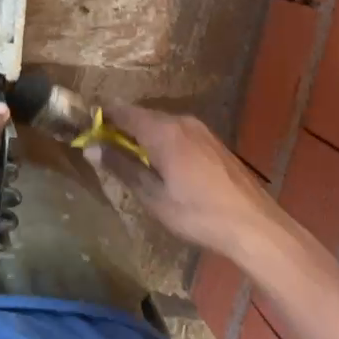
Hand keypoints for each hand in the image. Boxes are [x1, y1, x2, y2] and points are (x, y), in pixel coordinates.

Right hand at [86, 105, 281, 261]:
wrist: (255, 226)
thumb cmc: (198, 213)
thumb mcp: (152, 195)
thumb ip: (122, 167)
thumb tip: (91, 148)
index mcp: (162, 131)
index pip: (121, 111)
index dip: (100, 117)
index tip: (84, 129)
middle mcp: (180, 122)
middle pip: (141, 116)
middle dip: (120, 128)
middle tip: (103, 149)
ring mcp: (200, 130)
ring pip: (160, 124)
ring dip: (142, 136)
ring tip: (129, 159)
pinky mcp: (213, 143)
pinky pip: (177, 133)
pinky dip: (161, 141)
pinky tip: (160, 165)